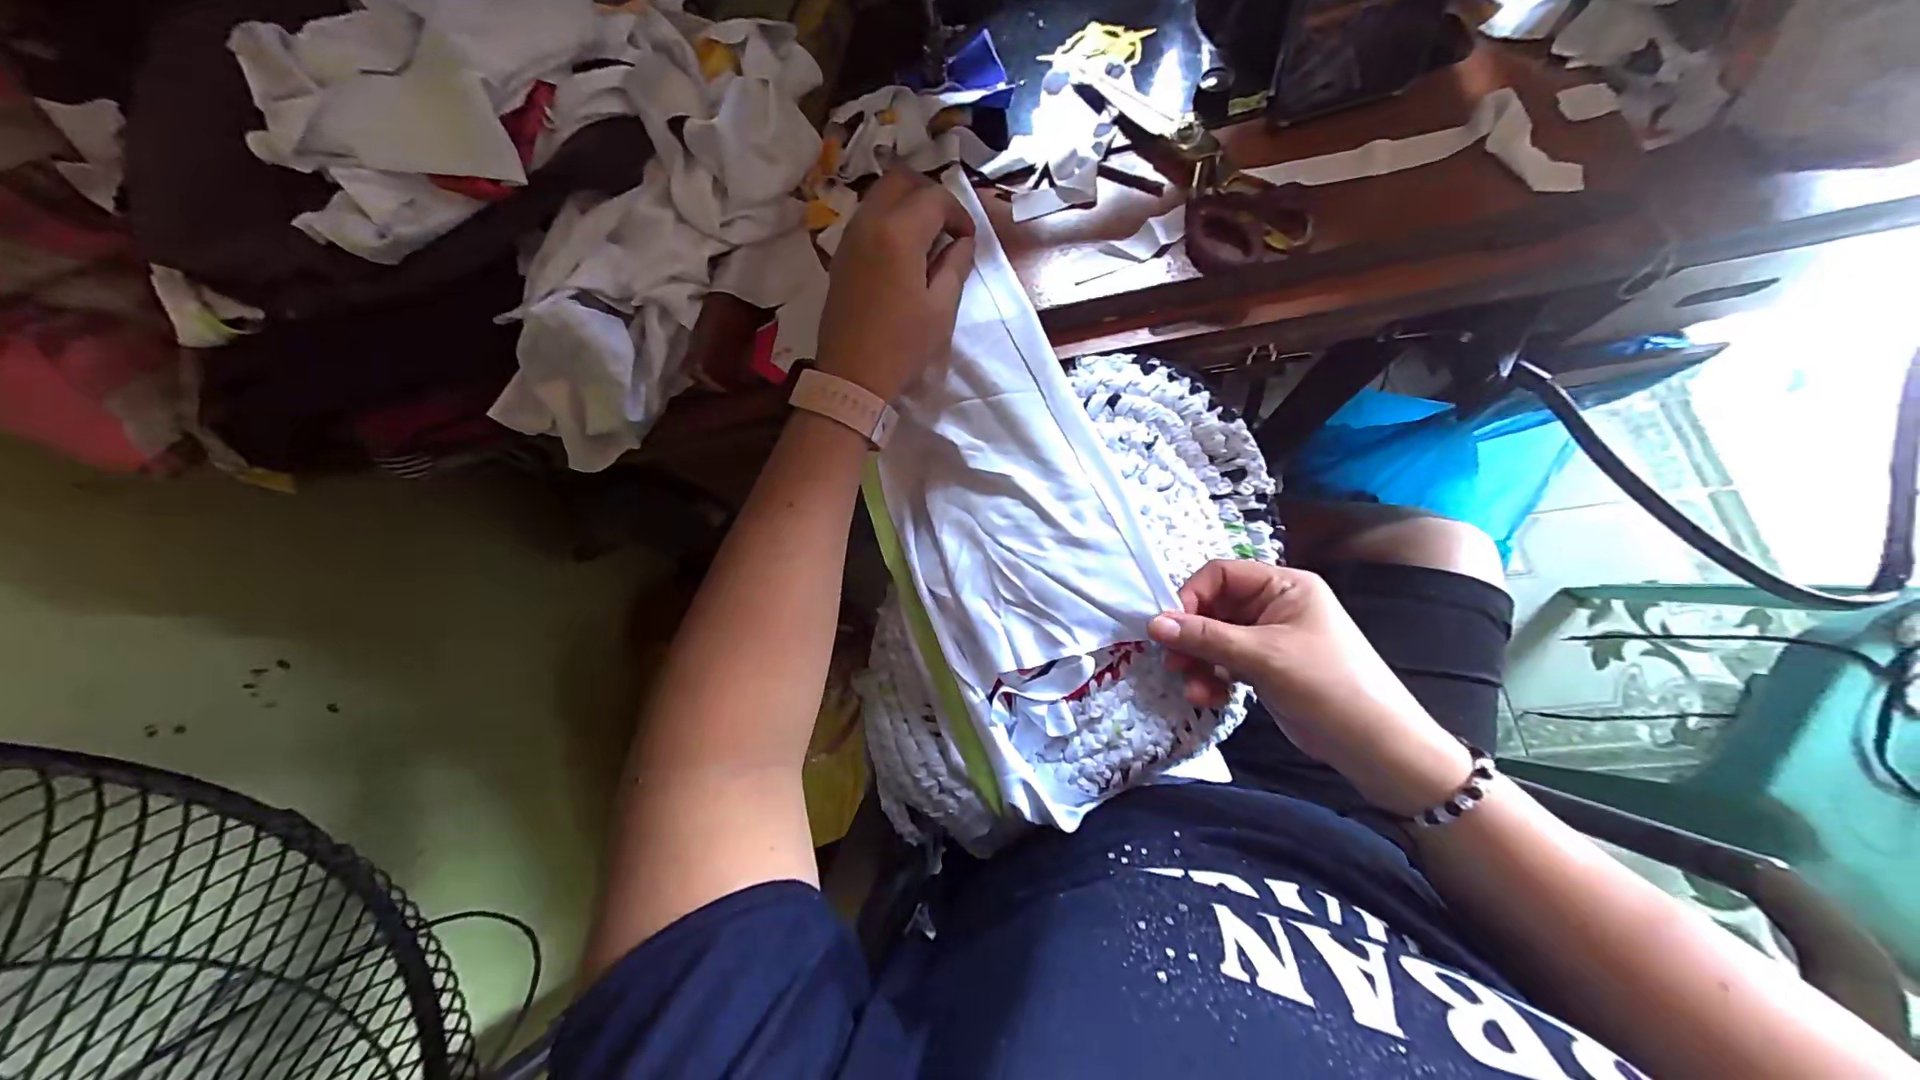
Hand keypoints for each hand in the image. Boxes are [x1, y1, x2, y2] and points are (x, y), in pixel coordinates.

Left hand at [814, 169, 976, 401]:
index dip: (958, 213)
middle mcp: (868, 223)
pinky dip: (889, 220)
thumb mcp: (941, 309)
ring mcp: (849, 238)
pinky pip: (867, 218)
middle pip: (901, 180)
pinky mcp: (840, 255)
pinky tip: (903, 253)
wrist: (851, 376)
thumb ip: (955, 265)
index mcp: (898, 233)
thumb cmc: (902, 346)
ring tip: (927, 240)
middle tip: (947, 226)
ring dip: (907, 205)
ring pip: (880, 195)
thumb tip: (962, 241)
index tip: (968, 239)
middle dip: (929, 194)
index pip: (934, 198)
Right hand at [1146, 560, 1472, 814]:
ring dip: (1198, 663)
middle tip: (1173, 662)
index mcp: (1284, 586)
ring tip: (1193, 690)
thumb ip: (1206, 638)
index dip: (1191, 597)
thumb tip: (1154, 623)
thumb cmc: (1329, 686)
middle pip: (1214, 608)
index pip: (1221, 574)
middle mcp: (1275, 606)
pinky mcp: (1265, 668)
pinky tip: (1209, 698)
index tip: (1169, 627)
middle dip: (1191, 636)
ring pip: (1215, 639)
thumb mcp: (1264, 657)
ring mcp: (1269, 638)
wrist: (1377, 748)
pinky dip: (1212, 678)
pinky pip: (1224, 663)